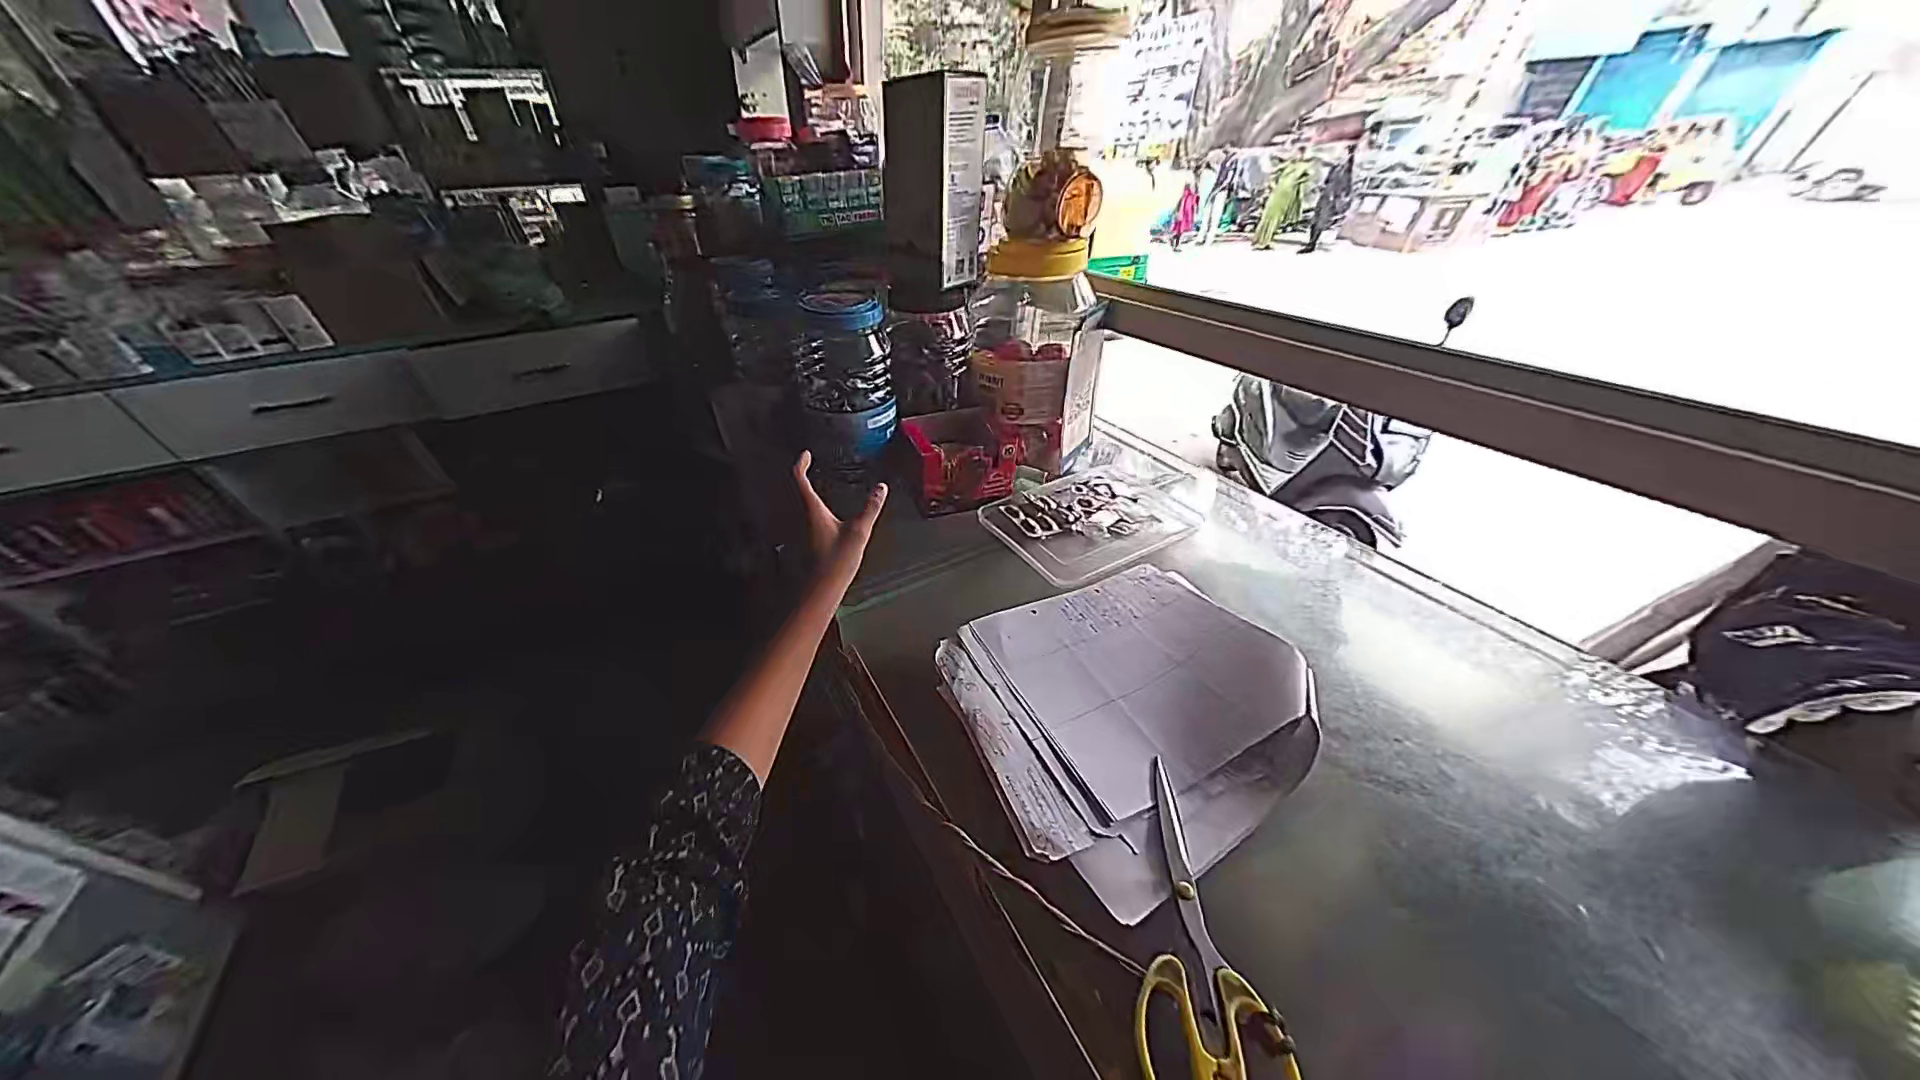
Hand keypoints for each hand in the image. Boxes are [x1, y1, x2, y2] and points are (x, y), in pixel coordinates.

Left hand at [793, 451, 886, 578]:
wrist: (823, 587)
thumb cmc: (836, 561)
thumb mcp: (859, 531)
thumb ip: (870, 508)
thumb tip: (881, 488)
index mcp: (813, 510)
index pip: (800, 479)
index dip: (801, 463)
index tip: (807, 454)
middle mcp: (805, 517)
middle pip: (798, 489)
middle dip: (803, 474)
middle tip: (811, 464)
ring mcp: (806, 529)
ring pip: (803, 503)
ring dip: (809, 490)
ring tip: (818, 482)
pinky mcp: (811, 539)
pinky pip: (810, 515)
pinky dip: (815, 505)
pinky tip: (827, 511)